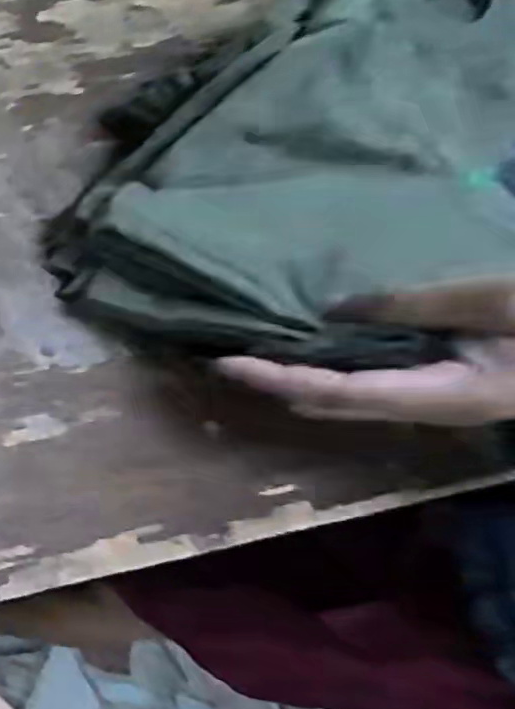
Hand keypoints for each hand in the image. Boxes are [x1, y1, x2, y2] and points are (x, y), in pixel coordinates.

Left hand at [216, 277, 514, 424]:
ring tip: (247, 350)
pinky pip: (362, 384)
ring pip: (340, 398)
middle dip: (271, 382)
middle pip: (327, 401)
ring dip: (292, 378)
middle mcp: (428, 409)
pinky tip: (301, 346)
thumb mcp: (497, 300)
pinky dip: (322, 369)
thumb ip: (411, 306)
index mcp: (447, 396)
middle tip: (220, 354)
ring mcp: (433, 402)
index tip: (224, 362)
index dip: (274, 378)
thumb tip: (331, 310)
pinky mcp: (439, 388)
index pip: (333, 392)